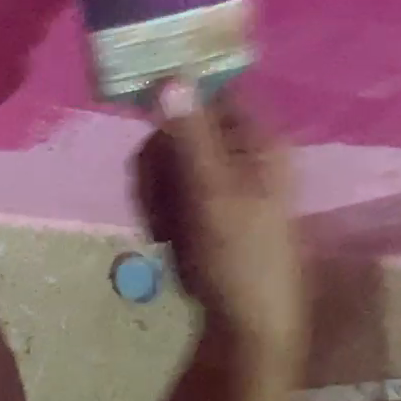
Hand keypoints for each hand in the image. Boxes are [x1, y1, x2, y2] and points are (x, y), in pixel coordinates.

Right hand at [132, 83, 306, 367]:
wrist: (246, 325)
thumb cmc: (239, 256)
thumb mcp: (212, 192)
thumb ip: (190, 134)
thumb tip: (171, 75)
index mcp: (257, 140)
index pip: (208, 93)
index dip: (175, 100)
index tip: (143, 119)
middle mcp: (240, 152)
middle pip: (176, 127)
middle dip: (157, 164)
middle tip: (156, 199)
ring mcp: (220, 179)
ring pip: (164, 160)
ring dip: (153, 192)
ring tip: (165, 229)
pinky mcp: (202, 204)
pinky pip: (164, 188)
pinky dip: (158, 210)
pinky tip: (165, 237)